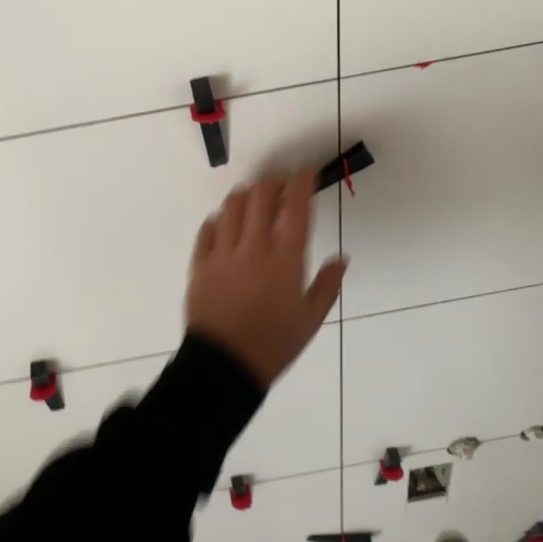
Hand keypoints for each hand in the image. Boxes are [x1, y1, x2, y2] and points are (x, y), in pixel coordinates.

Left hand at [186, 168, 347, 388]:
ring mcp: (223, 253)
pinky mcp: (200, 263)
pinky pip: (208, 229)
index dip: (301, 183)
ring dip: (246, 196)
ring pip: (232, 206)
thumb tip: (341, 258)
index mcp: (284, 260)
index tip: (306, 174)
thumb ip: (327, 285)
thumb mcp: (310, 320)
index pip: (295, 208)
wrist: (225, 367)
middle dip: (273, 183)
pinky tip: (225, 223)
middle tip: (280, 186)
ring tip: (253, 199)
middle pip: (261, 196)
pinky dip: (219, 219)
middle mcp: (253, 248)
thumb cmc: (274, 345)